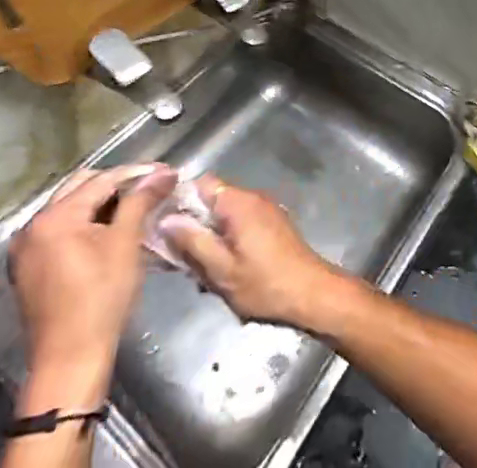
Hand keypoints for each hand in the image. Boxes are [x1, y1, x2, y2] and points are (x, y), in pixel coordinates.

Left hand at [9, 163, 176, 393]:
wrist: (70, 360)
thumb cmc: (101, 298)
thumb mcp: (126, 244)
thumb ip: (141, 201)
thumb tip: (164, 173)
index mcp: (54, 217)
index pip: (101, 180)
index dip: (136, 174)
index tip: (165, 172)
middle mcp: (33, 225)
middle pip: (80, 188)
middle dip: (117, 185)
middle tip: (150, 187)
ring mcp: (26, 248)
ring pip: (68, 209)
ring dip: (100, 204)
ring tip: (134, 206)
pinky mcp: (28, 267)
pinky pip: (59, 231)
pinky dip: (83, 224)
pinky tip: (108, 230)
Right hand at [159, 176, 357, 330]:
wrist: (312, 293)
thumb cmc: (264, 283)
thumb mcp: (221, 269)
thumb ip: (193, 241)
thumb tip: (166, 219)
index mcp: (238, 202)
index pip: (200, 184)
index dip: (178, 202)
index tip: (164, 227)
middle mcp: (252, 197)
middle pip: (211, 200)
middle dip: (194, 226)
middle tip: (182, 257)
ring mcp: (265, 209)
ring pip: (225, 215)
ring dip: (211, 238)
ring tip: (203, 270)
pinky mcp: (272, 224)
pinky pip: (240, 223)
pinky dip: (228, 240)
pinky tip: (226, 269)